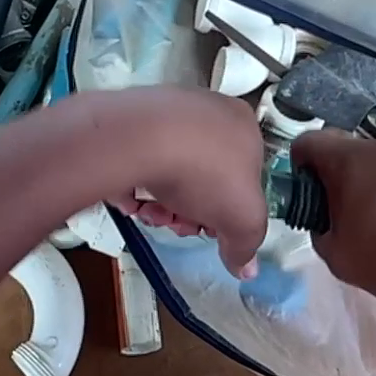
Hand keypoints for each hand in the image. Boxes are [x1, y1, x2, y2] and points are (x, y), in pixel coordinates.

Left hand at [72, 88, 267, 277]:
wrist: (141, 139)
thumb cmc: (204, 172)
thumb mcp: (243, 220)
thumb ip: (246, 245)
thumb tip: (245, 267)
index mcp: (245, 126)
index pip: (245, 175)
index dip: (228, 210)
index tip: (211, 229)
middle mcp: (210, 110)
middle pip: (206, 174)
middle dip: (191, 209)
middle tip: (177, 225)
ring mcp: (170, 108)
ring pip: (172, 166)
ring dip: (163, 201)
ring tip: (149, 215)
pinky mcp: (134, 115)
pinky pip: (139, 155)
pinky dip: (136, 181)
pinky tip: (129, 201)